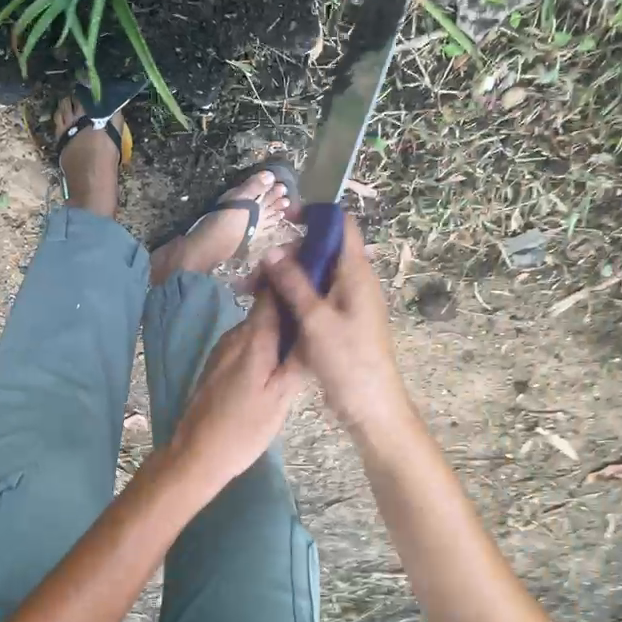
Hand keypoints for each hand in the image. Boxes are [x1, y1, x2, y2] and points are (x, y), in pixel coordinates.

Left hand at [170, 290, 306, 485]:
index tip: (318, 274)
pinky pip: (249, 343)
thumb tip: (317, 324)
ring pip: (258, 327)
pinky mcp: (219, 364)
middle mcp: (235, 335)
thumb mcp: (280, 396)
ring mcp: (224, 349)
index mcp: (253, 338)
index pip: (273, 291)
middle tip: (322, 313)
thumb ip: (298, 358)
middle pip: (267, 308)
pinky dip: (266, 345)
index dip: (293, 278)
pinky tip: (282, 361)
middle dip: (292, 306)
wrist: (197, 453)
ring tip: (309, 337)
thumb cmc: (244, 428)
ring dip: (280, 328)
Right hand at [260, 215, 411, 434]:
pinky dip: (290, 298)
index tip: (284, 219)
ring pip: (312, 277)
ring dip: (283, 279)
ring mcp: (346, 304)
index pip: (340, 226)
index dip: (315, 215)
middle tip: (254, 273)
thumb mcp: (316, 319)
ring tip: (250, 291)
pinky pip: (311, 299)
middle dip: (286, 255)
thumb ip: (293, 283)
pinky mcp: (337, 323)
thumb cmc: (349, 361)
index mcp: (356, 273)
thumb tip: (271, 251)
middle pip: (320, 252)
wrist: (371, 406)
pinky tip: (267, 309)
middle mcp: (353, 282)